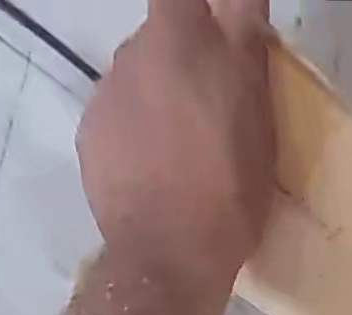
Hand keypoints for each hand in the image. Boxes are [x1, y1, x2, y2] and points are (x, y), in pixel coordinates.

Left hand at [78, 0, 275, 285]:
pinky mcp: (91, 124)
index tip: (229, 31)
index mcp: (190, 43)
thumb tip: (245, 19)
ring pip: (142, 75)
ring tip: (185, 156)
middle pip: (168, 32)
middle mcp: (144, 50)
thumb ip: (248, 67)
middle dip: (190, 60)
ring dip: (163, 100)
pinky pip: (120, 115)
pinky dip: (140, 134)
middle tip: (214, 113)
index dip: (212, 11)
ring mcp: (111, 86)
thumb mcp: (260, 133)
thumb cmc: (230, 198)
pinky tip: (158, 174)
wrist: (169, 254)